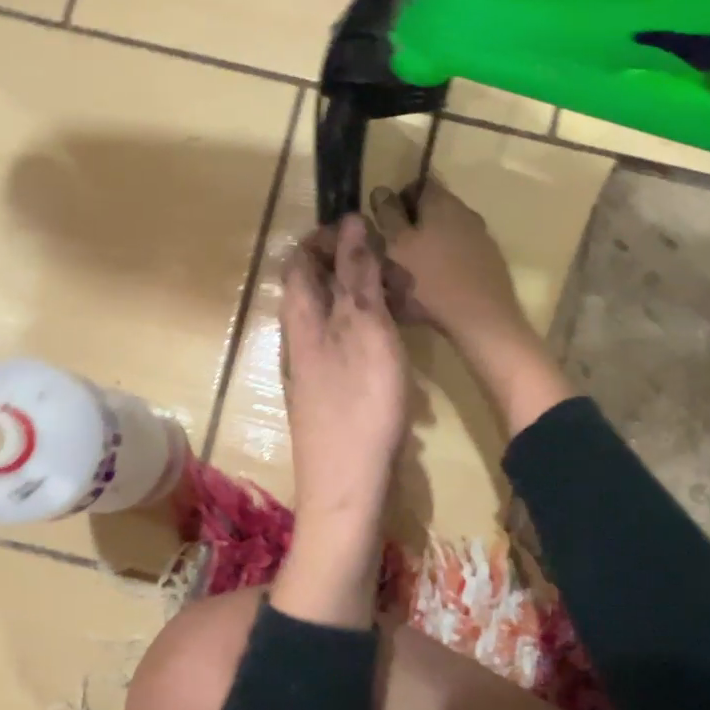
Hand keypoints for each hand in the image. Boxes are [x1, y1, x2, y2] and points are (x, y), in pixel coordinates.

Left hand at [282, 214, 408, 533]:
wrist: (348, 485)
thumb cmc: (360, 401)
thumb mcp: (364, 327)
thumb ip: (356, 276)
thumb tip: (350, 224)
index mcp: (301, 314)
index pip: (301, 257)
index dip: (331, 237)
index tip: (373, 235)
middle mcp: (301, 336)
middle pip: (321, 285)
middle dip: (359, 269)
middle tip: (401, 277)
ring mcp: (316, 367)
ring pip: (339, 316)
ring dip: (371, 303)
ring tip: (408, 309)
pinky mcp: (334, 392)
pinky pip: (350, 347)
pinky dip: (374, 336)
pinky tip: (400, 353)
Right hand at [371, 181, 574, 439]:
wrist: (482, 319)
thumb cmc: (429, 281)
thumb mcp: (396, 246)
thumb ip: (387, 216)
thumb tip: (381, 190)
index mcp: (441, 202)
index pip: (417, 183)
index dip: (397, 200)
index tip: (384, 225)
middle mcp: (465, 212)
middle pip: (433, 210)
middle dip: (412, 226)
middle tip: (393, 254)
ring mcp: (482, 238)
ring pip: (446, 234)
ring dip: (429, 248)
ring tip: (412, 277)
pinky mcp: (490, 263)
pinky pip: (460, 256)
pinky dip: (446, 265)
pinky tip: (437, 290)